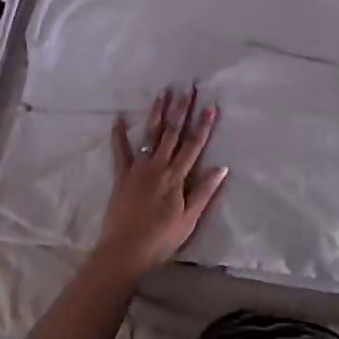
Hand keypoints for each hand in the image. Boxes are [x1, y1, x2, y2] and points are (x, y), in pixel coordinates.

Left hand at [91, 87, 227, 279]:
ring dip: (157, 112)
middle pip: (172, 133)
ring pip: (150, 134)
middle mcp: (158, 166)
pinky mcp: (122, 175)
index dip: (203, 125)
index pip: (193, 145)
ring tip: (162, 92)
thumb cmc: (161, 239)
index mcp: (176, 176)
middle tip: (187, 88)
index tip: (210, 105)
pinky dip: (119, 135)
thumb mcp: (189, 219)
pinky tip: (117, 119)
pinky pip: (120, 151)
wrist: (125, 251)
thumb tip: (221, 167)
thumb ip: (203, 191)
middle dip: (181, 109)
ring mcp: (138, 168)